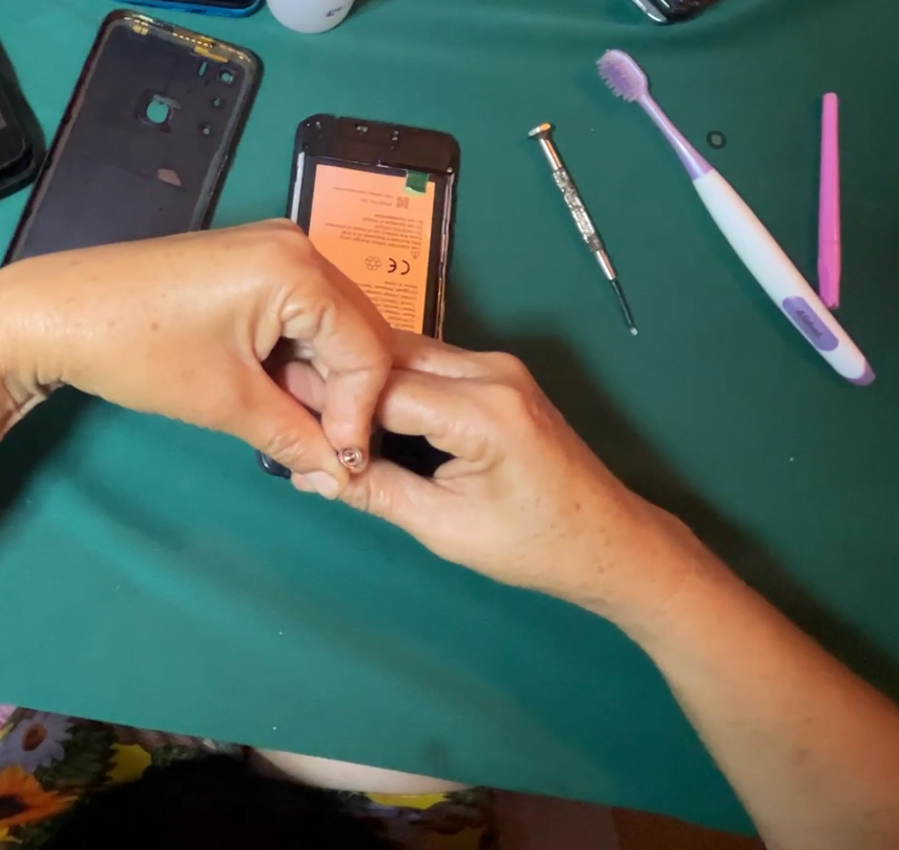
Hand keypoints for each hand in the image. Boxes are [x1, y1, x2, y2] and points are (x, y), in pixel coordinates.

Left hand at [0, 222, 393, 492]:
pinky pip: (293, 313)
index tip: (341, 465)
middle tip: (322, 452)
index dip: (360, 414)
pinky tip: (276, 392)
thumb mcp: (225, 401)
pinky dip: (292, 356)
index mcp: (298, 268)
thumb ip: (295, 436)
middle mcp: (294, 245)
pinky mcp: (243, 263)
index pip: (366, 350)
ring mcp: (267, 248)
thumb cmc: (139, 350)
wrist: (54, 313)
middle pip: (352, 331)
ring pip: (324, 325)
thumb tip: (340, 476)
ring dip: (318, 379)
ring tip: (296, 428)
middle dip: (343, 396)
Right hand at [281, 332, 708, 621]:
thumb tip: (306, 470)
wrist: (612, 542)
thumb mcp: (442, 526)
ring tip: (320, 410)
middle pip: (388, 357)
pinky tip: (363, 409)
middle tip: (291, 408)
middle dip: (338, 382)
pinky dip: (388, 383)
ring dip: (361, 379)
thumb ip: (372, 490)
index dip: (329, 404)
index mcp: (483, 410)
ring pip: (403, 353)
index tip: (286, 421)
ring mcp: (495, 365)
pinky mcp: (494, 372)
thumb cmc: (533, 546)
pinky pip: (425, 364)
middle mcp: (490, 369)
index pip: (380, 388)